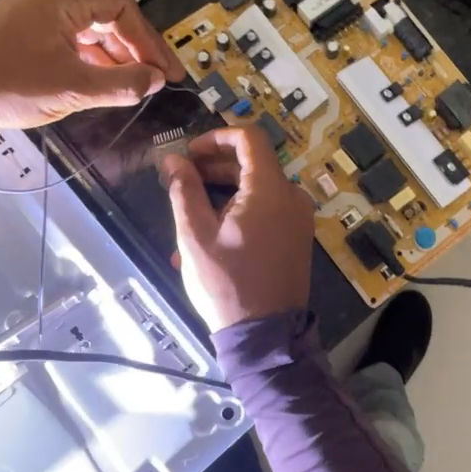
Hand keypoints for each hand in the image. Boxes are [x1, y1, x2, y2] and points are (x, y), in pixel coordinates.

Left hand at [0, 0, 184, 129]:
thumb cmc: (10, 85)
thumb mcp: (73, 88)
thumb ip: (122, 83)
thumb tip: (155, 80)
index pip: (123, 9)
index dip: (150, 41)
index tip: (166, 73)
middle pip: (107, 16)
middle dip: (134, 50)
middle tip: (154, 81)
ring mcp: (30, 8)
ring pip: (87, 28)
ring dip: (112, 56)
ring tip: (130, 86)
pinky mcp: (20, 27)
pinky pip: (66, 36)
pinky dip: (88, 58)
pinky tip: (98, 82)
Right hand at [159, 128, 314, 330]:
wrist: (265, 334)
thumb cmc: (227, 283)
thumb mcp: (195, 236)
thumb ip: (183, 190)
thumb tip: (172, 160)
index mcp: (270, 189)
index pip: (249, 138)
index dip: (216, 137)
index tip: (190, 153)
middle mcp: (291, 197)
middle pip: (253, 163)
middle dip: (215, 167)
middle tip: (182, 180)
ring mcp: (298, 219)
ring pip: (258, 189)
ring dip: (223, 193)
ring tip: (189, 214)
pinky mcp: (297, 238)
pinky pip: (267, 211)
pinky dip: (240, 212)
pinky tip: (210, 235)